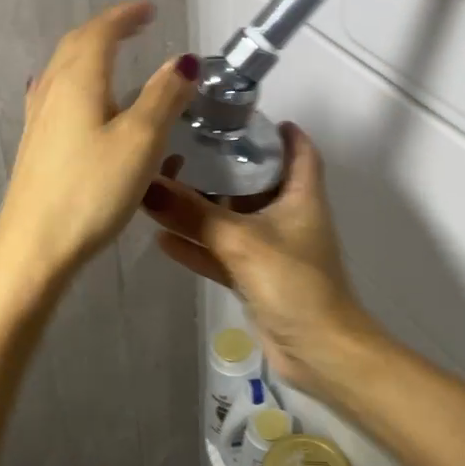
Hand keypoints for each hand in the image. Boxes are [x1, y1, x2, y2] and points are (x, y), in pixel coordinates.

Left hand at [0, 0, 198, 281]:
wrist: (34, 247)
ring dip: (89, 55)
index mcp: (79, 82)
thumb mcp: (141, 141)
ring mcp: (38, 120)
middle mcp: (53, 92)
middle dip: (106, 30)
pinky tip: (76, 101)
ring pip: (62, 70)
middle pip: (76, 46)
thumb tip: (184, 61)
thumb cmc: (92, 191)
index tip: (149, 9)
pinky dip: (76, 84)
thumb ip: (164, 97)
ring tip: (113, 58)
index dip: (125, 16)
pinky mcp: (35, 147)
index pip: (100, 32)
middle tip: (134, 26)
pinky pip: (56, 97)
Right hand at [141, 123, 384, 392]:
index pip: (298, 151)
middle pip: (256, 182)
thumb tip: (147, 186)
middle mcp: (289, 217)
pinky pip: (221, 253)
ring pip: (233, 219)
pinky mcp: (256, 279)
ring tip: (165, 183)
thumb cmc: (293, 282)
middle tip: (184, 145)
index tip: (244, 115)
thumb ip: (193, 214)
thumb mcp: (241, 241)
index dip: (280, 132)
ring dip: (203, 207)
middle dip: (224, 165)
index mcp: (302, 196)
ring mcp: (272, 250)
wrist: (318, 350)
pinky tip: (162, 236)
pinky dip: (197, 245)